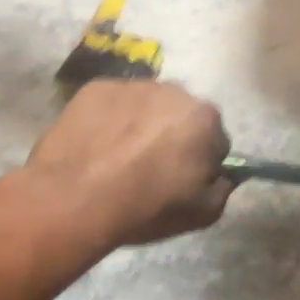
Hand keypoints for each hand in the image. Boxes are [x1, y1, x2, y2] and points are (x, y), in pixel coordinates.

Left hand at [26, 80, 236, 246]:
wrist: (75, 198)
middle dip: (174, 137)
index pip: (215, 140)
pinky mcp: (97, 88)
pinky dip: (110, 120)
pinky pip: (113, 103)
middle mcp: (174, 91)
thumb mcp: (203, 213)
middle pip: (182, 116)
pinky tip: (97, 146)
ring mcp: (133, 86)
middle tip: (152, 169)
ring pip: (147, 106)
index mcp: (206, 118)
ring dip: (142, 125)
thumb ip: (224, 188)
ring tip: (120, 158)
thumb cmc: (147, 207)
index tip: (184, 181)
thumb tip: (223, 176)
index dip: (202, 163)